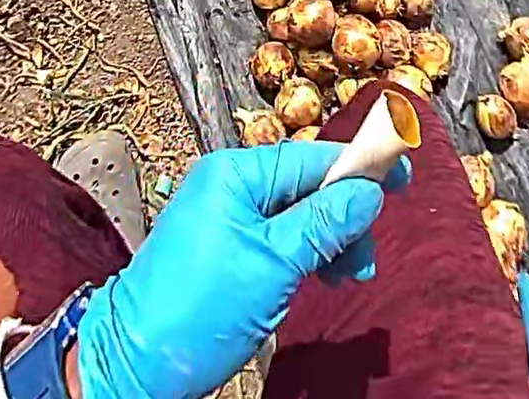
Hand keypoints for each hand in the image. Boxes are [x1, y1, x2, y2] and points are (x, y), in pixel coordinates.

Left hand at [74, 141, 410, 398]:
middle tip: (366, 255)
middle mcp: (234, 183)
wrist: (126, 370)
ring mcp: (230, 213)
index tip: (401, 172)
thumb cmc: (195, 311)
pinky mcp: (230, 243)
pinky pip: (282, 234)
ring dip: (330, 239)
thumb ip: (326, 222)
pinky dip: (307, 252)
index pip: (315, 158)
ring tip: (347, 273)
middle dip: (345, 215)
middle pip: (310, 185)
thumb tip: (370, 191)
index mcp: (238, 173)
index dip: (361, 165)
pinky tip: (322, 275)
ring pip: (300, 212)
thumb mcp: (273, 264)